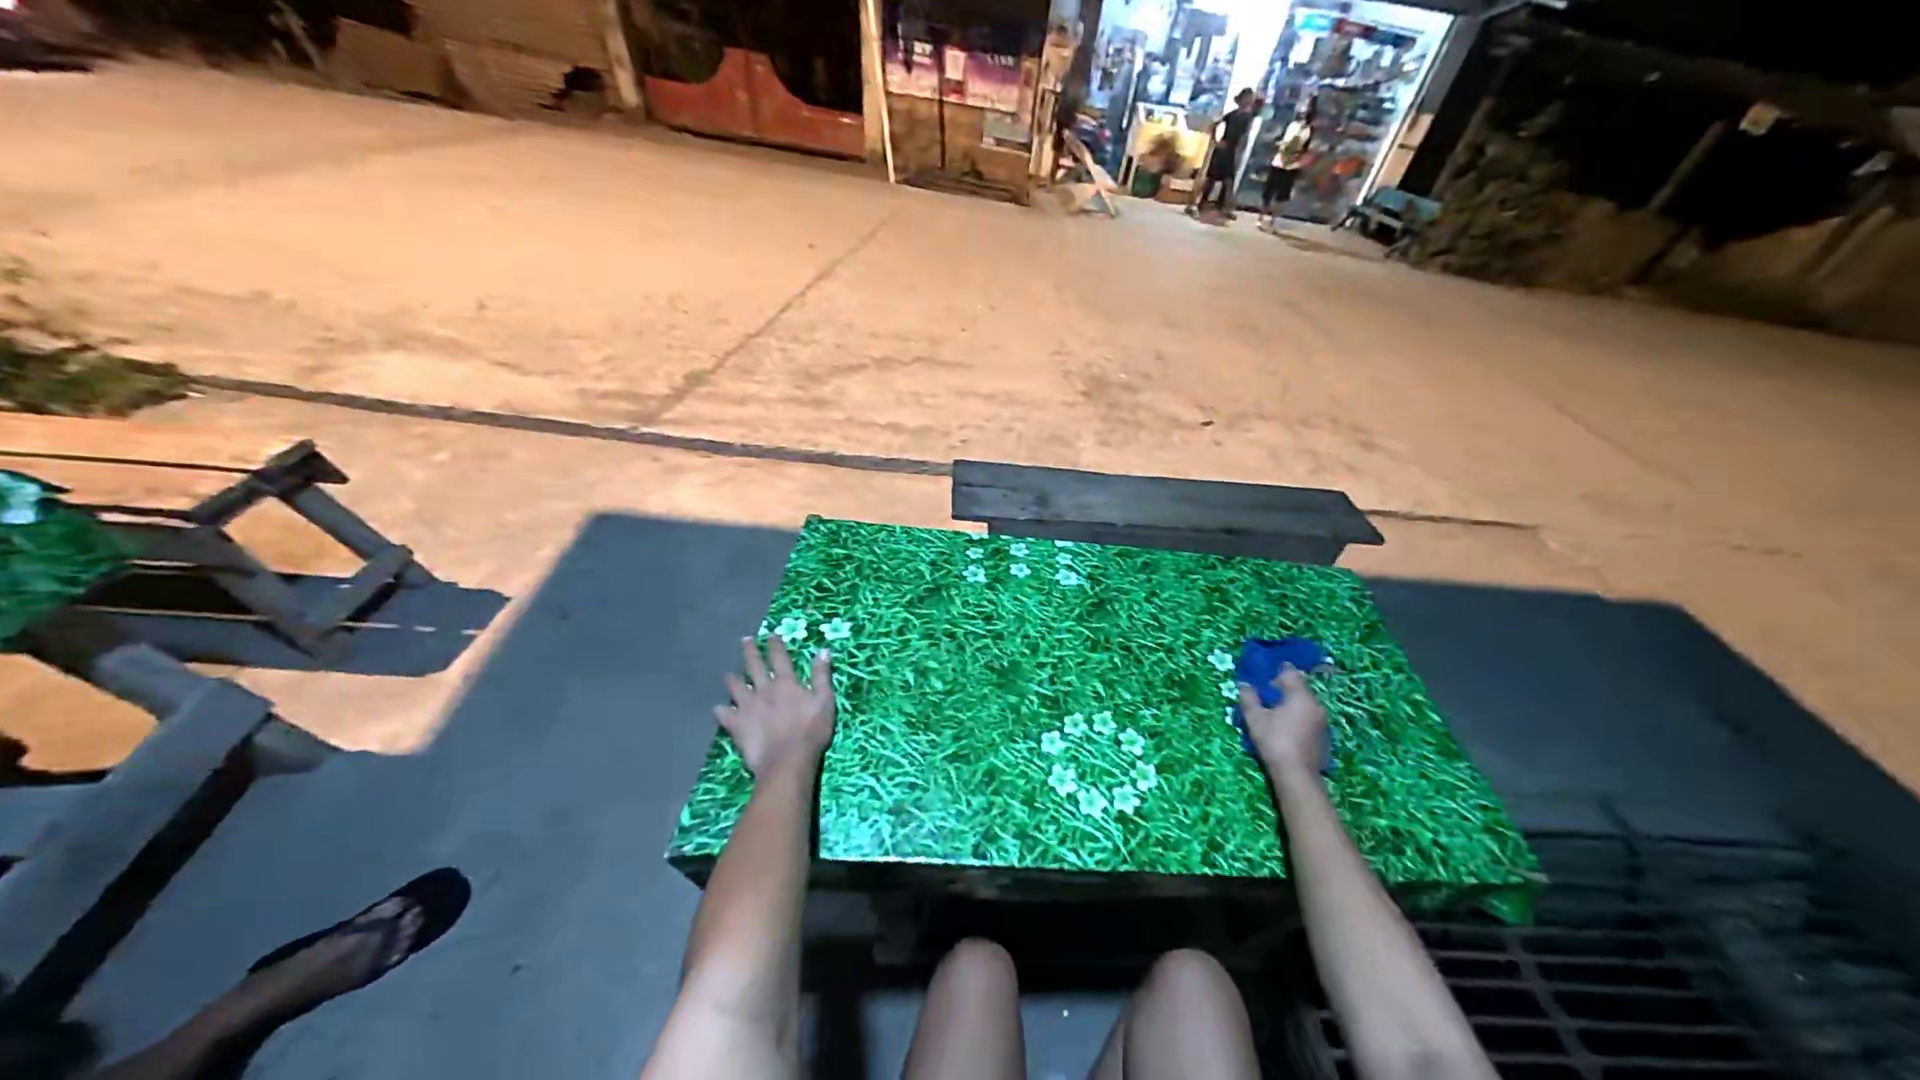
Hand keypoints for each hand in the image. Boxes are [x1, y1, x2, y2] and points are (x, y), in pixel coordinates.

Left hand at [717, 635, 834, 778]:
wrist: (788, 759)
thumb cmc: (812, 730)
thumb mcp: (825, 700)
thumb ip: (822, 675)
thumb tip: (823, 650)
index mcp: (786, 683)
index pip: (779, 658)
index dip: (775, 645)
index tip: (770, 635)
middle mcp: (764, 689)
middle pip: (754, 665)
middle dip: (750, 651)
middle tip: (745, 640)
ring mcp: (747, 706)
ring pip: (735, 686)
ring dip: (732, 678)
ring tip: (728, 674)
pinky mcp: (736, 724)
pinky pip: (723, 713)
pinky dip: (721, 710)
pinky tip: (719, 709)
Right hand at [1238, 664, 1327, 780]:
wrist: (1297, 774)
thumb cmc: (1274, 741)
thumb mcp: (1255, 718)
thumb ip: (1249, 698)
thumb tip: (1244, 685)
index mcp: (1301, 696)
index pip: (1291, 674)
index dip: (1278, 671)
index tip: (1267, 675)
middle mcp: (1316, 705)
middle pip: (1301, 689)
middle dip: (1285, 689)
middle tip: (1267, 695)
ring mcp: (1323, 722)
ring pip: (1306, 704)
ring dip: (1292, 704)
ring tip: (1276, 712)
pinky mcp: (1324, 736)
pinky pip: (1310, 718)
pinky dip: (1299, 717)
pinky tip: (1287, 728)